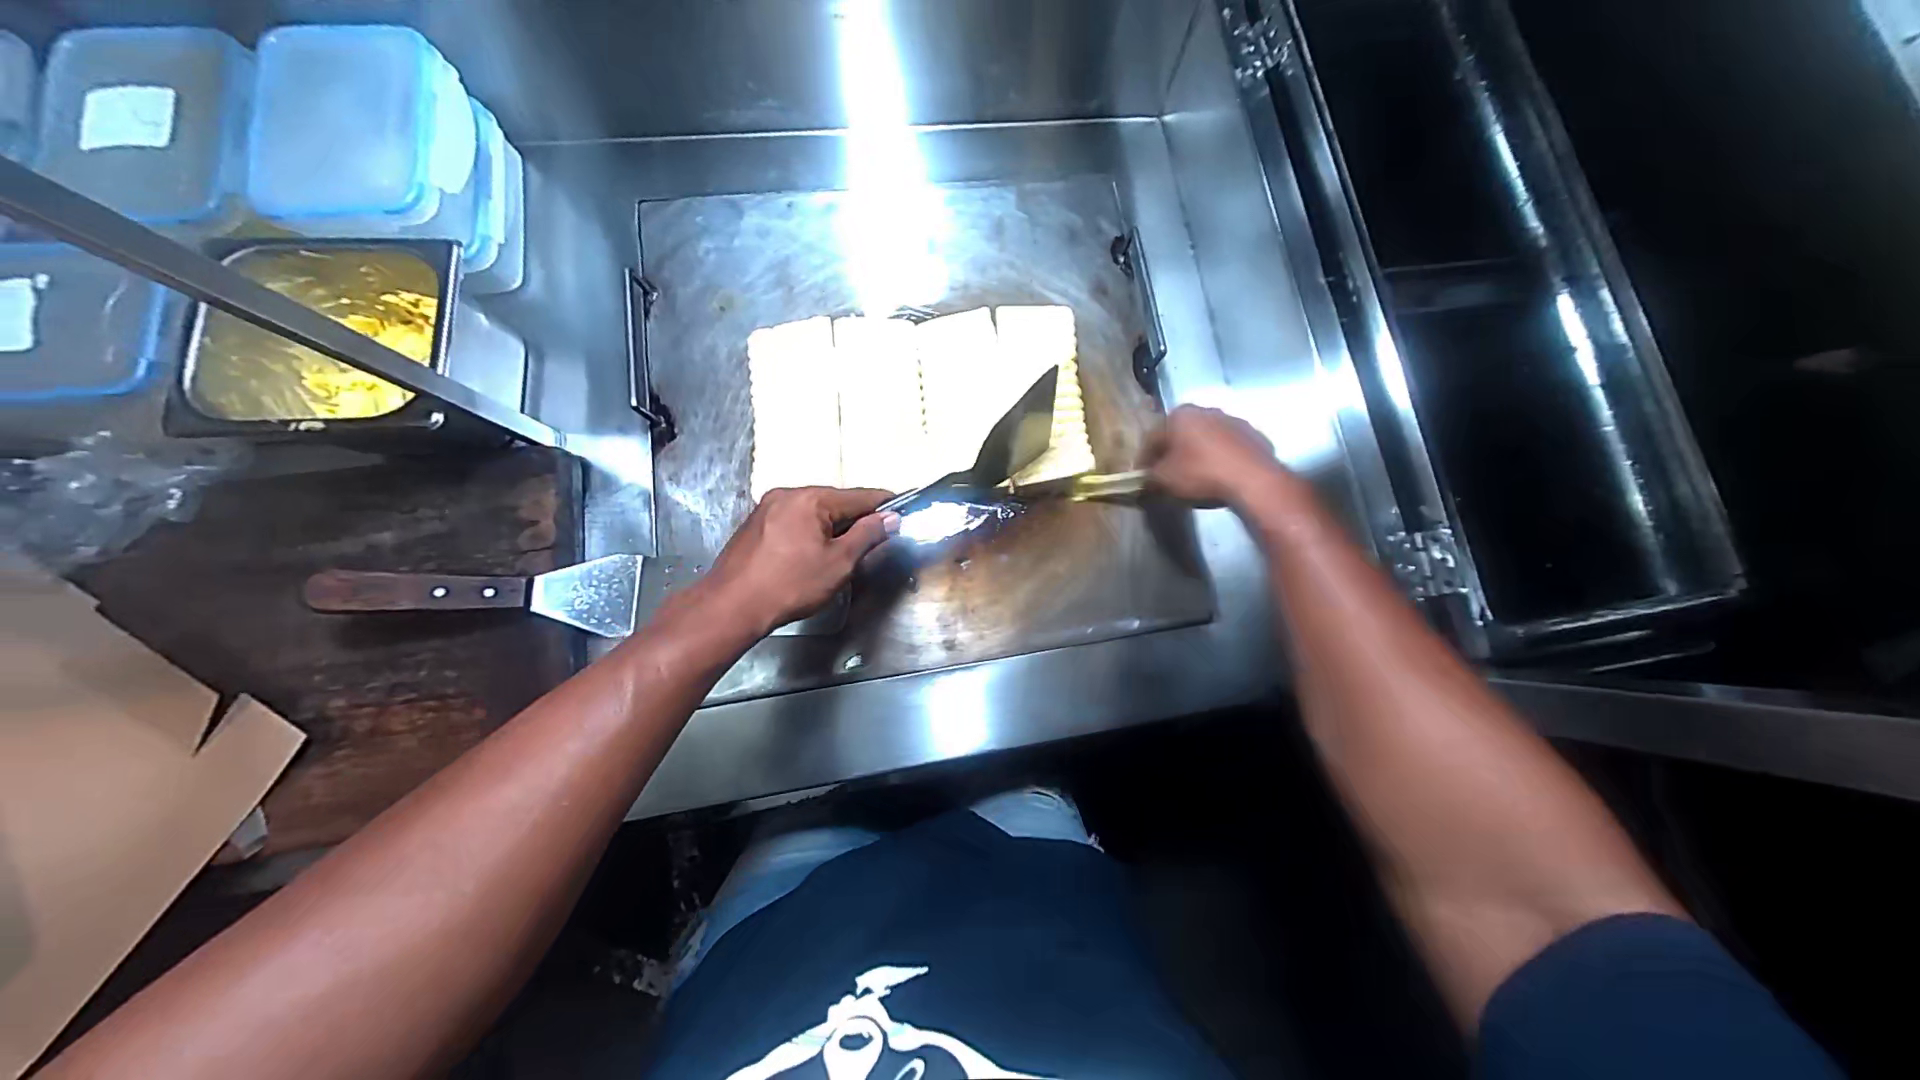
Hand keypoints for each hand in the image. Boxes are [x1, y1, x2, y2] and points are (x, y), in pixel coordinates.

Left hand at [702, 487, 899, 635]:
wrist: (732, 606)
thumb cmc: (790, 584)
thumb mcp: (839, 562)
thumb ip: (867, 535)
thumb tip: (890, 518)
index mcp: (810, 498)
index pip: (859, 496)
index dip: (884, 504)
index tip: (903, 508)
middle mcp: (787, 495)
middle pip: (834, 502)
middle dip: (856, 518)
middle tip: (877, 536)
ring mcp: (767, 509)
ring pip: (812, 512)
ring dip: (832, 527)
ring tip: (847, 549)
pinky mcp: (755, 527)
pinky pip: (793, 522)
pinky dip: (810, 533)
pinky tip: (813, 553)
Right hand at [1140, 405, 1285, 508]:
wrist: (1253, 480)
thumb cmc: (1200, 474)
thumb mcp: (1163, 480)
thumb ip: (1149, 477)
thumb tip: (1146, 479)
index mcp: (1180, 414)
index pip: (1152, 438)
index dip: (1145, 459)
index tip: (1143, 477)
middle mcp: (1207, 410)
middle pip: (1181, 434)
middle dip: (1174, 453)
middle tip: (1168, 476)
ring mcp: (1234, 421)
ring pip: (1207, 439)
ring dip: (1199, 455)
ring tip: (1196, 478)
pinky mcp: (1255, 436)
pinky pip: (1230, 449)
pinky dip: (1222, 460)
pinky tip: (1220, 477)